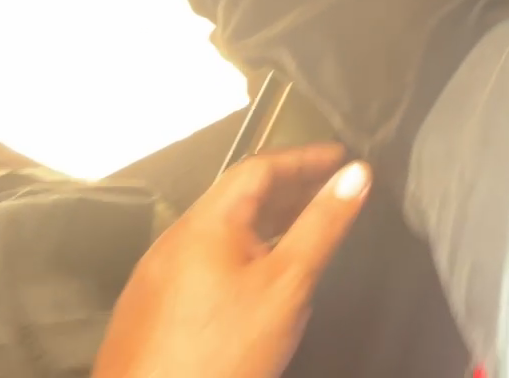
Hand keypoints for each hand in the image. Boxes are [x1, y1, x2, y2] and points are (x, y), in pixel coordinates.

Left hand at [93, 144, 370, 377]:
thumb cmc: (224, 351)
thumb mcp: (290, 282)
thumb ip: (325, 221)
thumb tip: (358, 172)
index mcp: (204, 225)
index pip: (260, 167)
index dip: (306, 157)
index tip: (343, 157)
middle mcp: (174, 241)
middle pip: (239, 194)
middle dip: (291, 185)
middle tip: (334, 188)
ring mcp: (156, 277)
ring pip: (222, 227)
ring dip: (269, 216)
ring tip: (310, 224)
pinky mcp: (150, 310)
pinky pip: (206, 256)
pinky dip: (246, 245)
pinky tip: (266, 270)